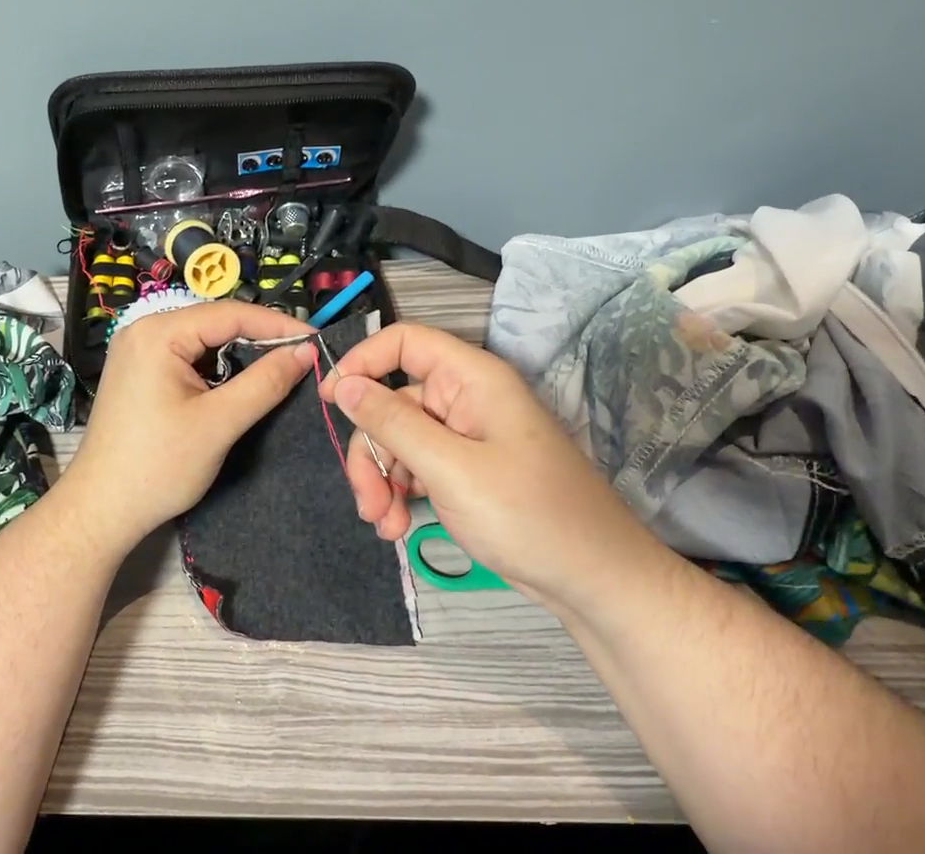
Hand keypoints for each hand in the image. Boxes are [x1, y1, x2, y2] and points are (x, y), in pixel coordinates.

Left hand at [60, 301, 314, 547]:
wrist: (102, 506)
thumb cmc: (158, 465)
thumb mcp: (219, 422)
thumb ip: (265, 382)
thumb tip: (305, 351)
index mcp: (157, 333)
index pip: (229, 313)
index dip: (276, 324)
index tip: (317, 340)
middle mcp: (143, 330)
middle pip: (214, 323)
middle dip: (259, 338)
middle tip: (303, 357)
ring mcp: (137, 351)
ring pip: (202, 341)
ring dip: (239, 355)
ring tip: (280, 370)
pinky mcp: (138, 372)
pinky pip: (186, 358)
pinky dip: (216, 369)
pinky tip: (240, 384)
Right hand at [317, 322, 658, 604]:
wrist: (593, 581)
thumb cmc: (529, 516)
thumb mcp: (450, 469)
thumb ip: (392, 423)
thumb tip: (344, 384)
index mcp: (473, 381)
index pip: (405, 343)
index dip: (363, 363)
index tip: (332, 400)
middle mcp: (467, 400)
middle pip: (392, 403)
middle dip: (371, 452)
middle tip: (366, 501)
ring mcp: (466, 437)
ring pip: (397, 440)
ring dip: (381, 481)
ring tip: (385, 525)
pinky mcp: (465, 470)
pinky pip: (415, 467)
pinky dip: (399, 494)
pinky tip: (397, 526)